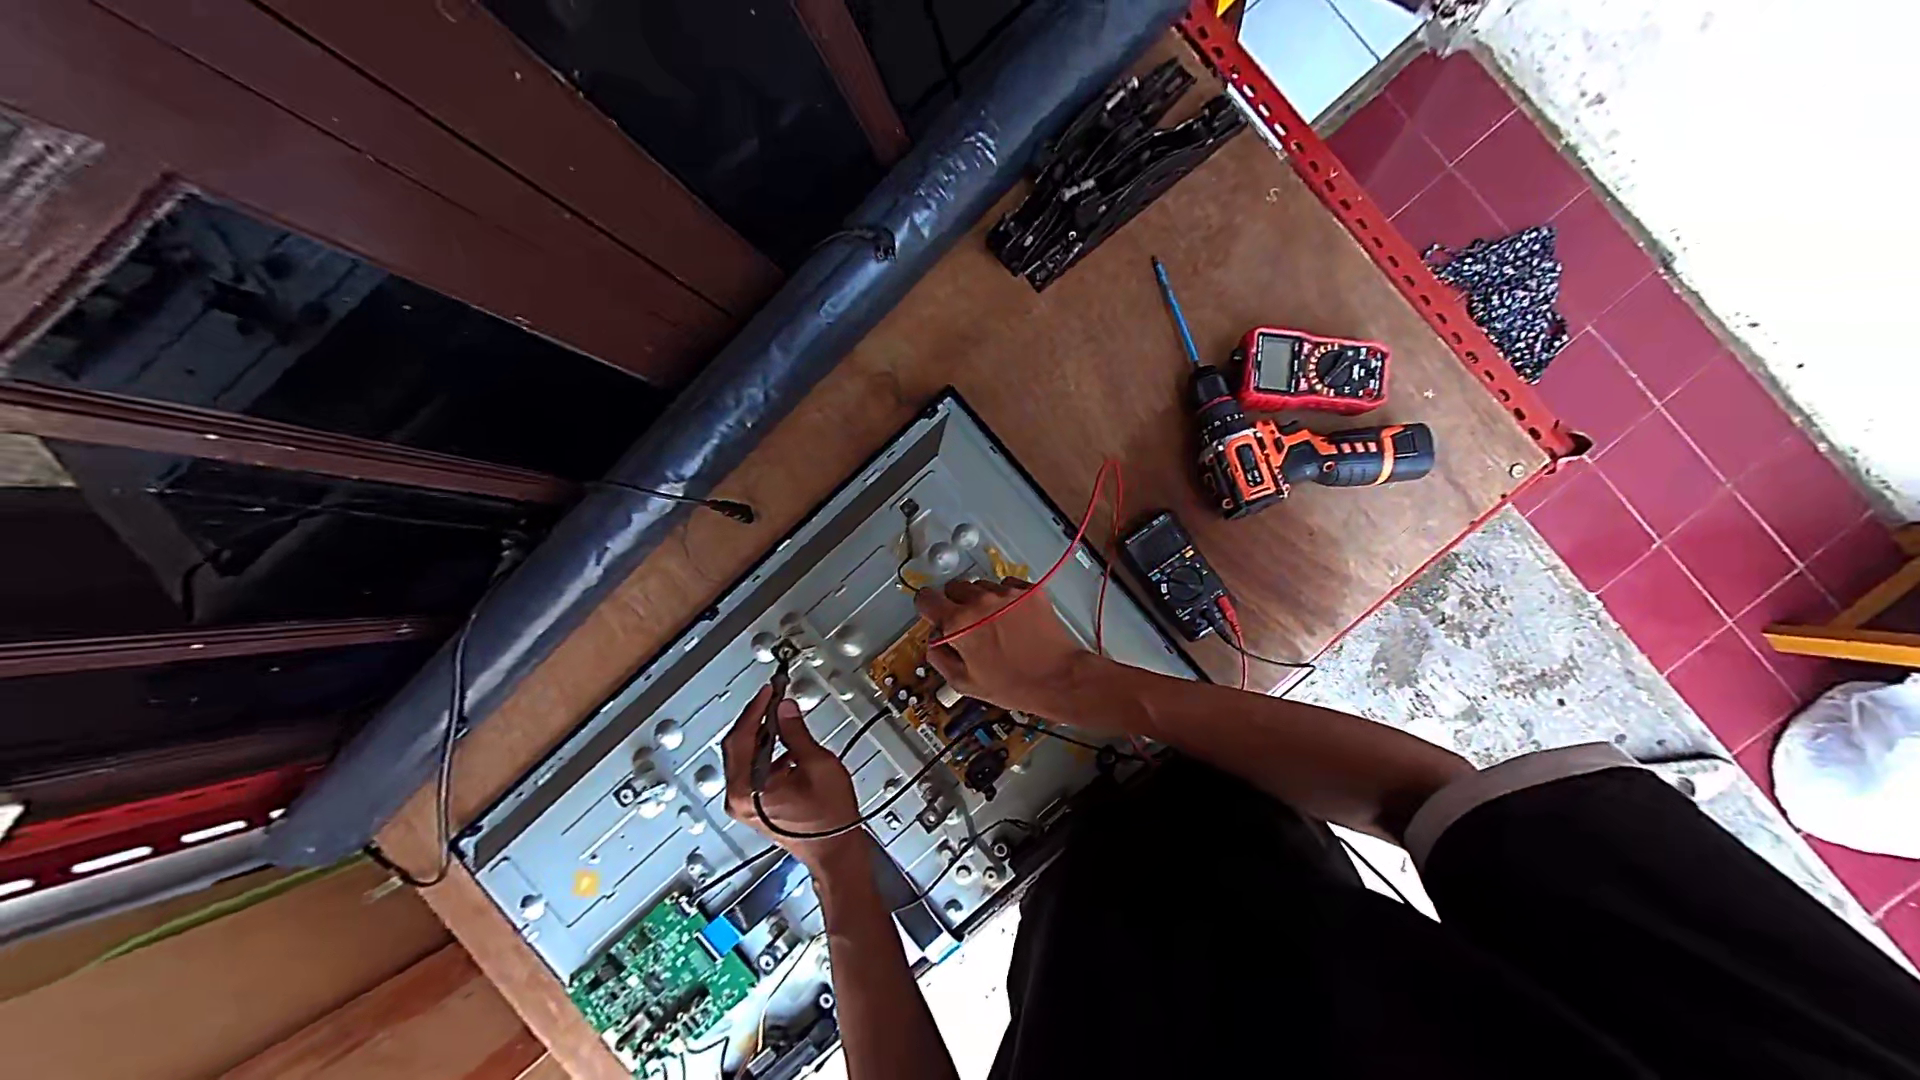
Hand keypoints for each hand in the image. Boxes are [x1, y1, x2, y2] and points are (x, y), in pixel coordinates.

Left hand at [721, 682, 865, 872]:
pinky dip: (768, 751)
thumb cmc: (829, 819)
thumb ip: (797, 733)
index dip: (755, 710)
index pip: (741, 738)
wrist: (835, 850)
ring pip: (746, 757)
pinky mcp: (755, 805)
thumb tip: (785, 709)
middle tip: (772, 698)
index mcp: (747, 790)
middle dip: (757, 719)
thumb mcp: (817, 764)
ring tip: (781, 716)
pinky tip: (786, 742)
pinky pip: (754, 769)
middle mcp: (739, 799)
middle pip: (738, 747)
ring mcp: (745, 804)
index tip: (768, 692)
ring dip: (763, 734)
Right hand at [915, 578, 1100, 720]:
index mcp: (959, 623)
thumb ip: (940, 657)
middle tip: (967, 623)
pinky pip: (1007, 585)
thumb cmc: (1016, 684)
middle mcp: (981, 602)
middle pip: (954, 588)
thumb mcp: (965, 683)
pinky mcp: (1029, 592)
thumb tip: (934, 642)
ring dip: (982, 601)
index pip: (927, 598)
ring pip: (982, 586)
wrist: (1058, 678)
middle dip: (955, 603)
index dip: (926, 606)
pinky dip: (1006, 597)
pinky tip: (1012, 618)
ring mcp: (1006, 594)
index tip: (930, 609)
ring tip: (995, 624)